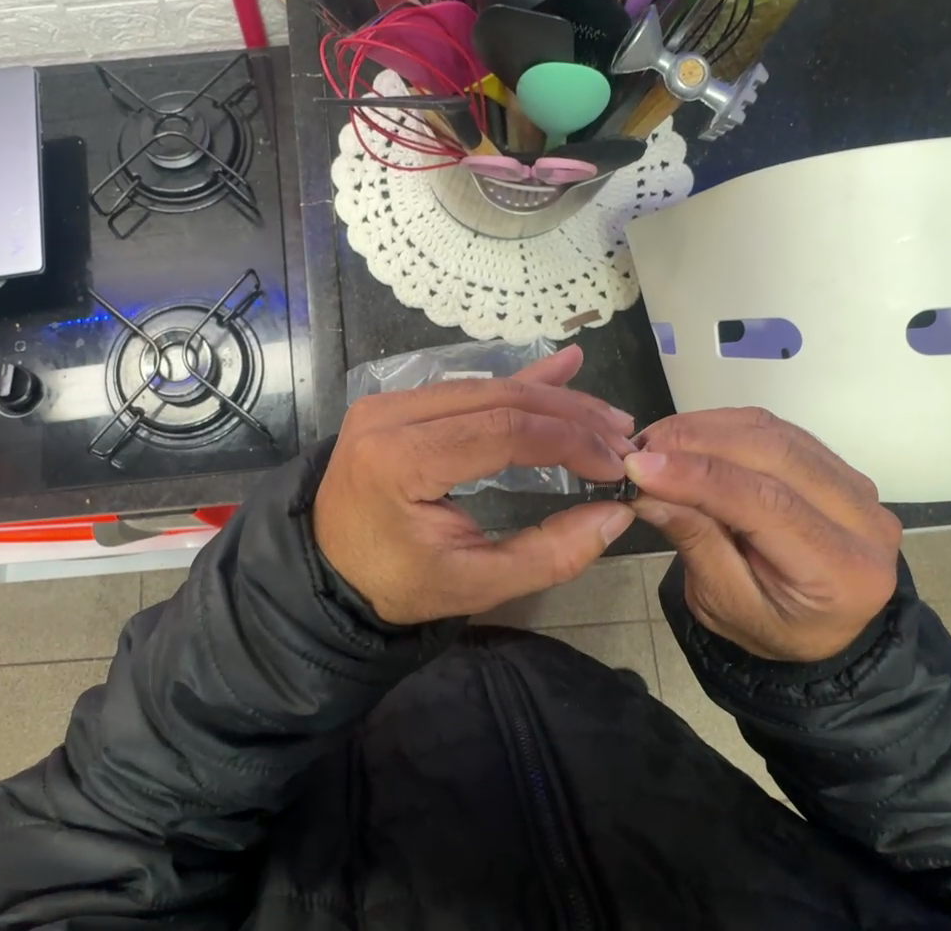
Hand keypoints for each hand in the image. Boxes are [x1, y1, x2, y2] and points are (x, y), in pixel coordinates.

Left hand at [314, 345, 638, 624]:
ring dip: (549, 400)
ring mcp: (387, 403)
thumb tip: (617, 513)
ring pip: (486, 387)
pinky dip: (515, 383)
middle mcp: (389, 416)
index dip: (569, 441)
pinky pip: (463, 388)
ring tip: (605, 419)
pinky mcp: (394, 403)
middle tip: (622, 437)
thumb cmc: (396, 583)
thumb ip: (549, 553)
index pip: (503, 431)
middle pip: (499, 399)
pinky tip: (562, 367)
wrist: (329, 571)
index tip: (616, 463)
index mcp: (400, 461)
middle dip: (569, 416)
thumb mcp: (474, 584)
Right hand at [626, 408, 900, 661]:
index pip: (767, 505)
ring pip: (774, 432)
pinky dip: (721, 426)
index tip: (639, 465)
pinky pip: (775, 429)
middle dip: (697, 442)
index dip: (699, 477)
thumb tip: (646, 490)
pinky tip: (683, 438)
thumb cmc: (769, 626)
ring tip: (652, 442)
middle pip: (775, 454)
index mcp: (843, 571)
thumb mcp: (722, 602)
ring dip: (703, 428)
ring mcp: (855, 485)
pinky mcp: (835, 465)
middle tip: (637, 448)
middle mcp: (864, 519)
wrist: (819, 628)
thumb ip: (694, 542)